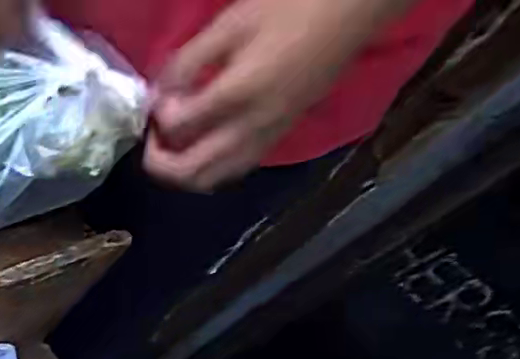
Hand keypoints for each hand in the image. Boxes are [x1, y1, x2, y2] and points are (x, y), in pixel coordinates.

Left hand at [145, 0, 396, 190]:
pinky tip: (205, 145)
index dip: (158, 117)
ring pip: (210, 180)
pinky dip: (210, 168)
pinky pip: (235, 169)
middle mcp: (251, 126)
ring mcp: (268, 135)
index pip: (178, 127)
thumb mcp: (232, 23)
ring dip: (183, 173)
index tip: (160, 98)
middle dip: (158, 163)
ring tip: (175, 146)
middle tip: (155, 138)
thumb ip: (187, 63)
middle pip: (188, 173)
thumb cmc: (298, 2)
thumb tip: (157, 97)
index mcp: (238, 94)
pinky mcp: (282, 134)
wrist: (365, 0)